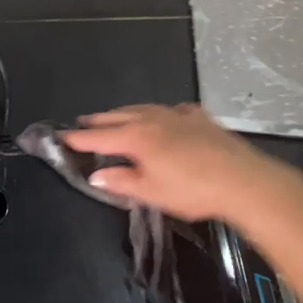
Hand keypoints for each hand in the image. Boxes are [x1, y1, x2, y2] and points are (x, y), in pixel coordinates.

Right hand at [63, 103, 302, 221]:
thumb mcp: (151, 192)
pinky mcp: (198, 117)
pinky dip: (157, 114)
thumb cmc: (192, 190)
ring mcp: (177, 115)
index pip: (98, 137)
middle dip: (98, 121)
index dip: (77, 138)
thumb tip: (96, 174)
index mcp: (136, 138)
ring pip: (142, 109)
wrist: (242, 180)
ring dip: (124, 114)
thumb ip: (121, 182)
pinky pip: (169, 111)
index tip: (61, 136)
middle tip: (82, 123)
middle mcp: (152, 120)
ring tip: (114, 117)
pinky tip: (162, 118)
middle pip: (117, 117)